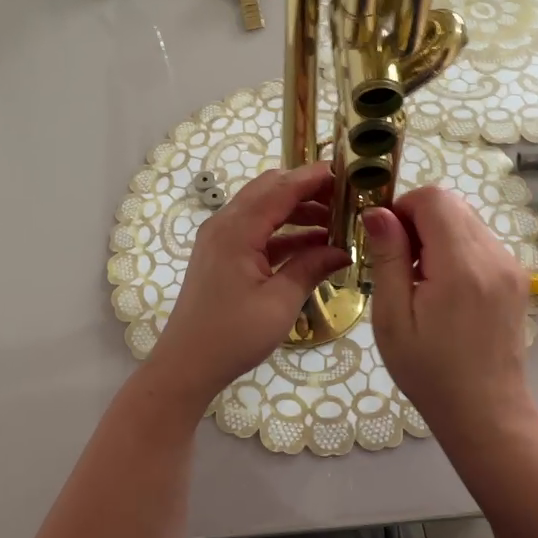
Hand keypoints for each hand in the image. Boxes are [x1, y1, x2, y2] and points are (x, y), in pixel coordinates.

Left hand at [145, 161, 352, 406]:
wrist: (187, 363)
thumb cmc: (233, 335)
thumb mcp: (279, 303)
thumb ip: (311, 268)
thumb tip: (344, 250)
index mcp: (236, 229)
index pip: (281, 188)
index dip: (315, 177)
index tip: (350, 173)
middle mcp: (225, 224)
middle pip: (270, 190)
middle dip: (308, 190)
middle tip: (347, 199)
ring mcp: (220, 238)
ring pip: (264, 209)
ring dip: (298, 211)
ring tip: (338, 223)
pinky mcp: (222, 255)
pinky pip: (257, 231)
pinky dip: (284, 233)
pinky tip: (314, 245)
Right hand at [362, 187, 532, 443]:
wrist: (486, 412)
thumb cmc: (429, 370)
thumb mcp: (393, 317)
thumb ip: (388, 258)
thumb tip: (376, 213)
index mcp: (461, 267)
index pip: (434, 199)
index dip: (403, 207)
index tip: (384, 238)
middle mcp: (494, 257)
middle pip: (452, 204)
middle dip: (418, 219)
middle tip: (398, 260)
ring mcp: (510, 266)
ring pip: (466, 220)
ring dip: (436, 234)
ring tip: (419, 277)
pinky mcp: (516, 277)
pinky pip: (480, 241)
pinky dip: (455, 249)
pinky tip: (441, 286)